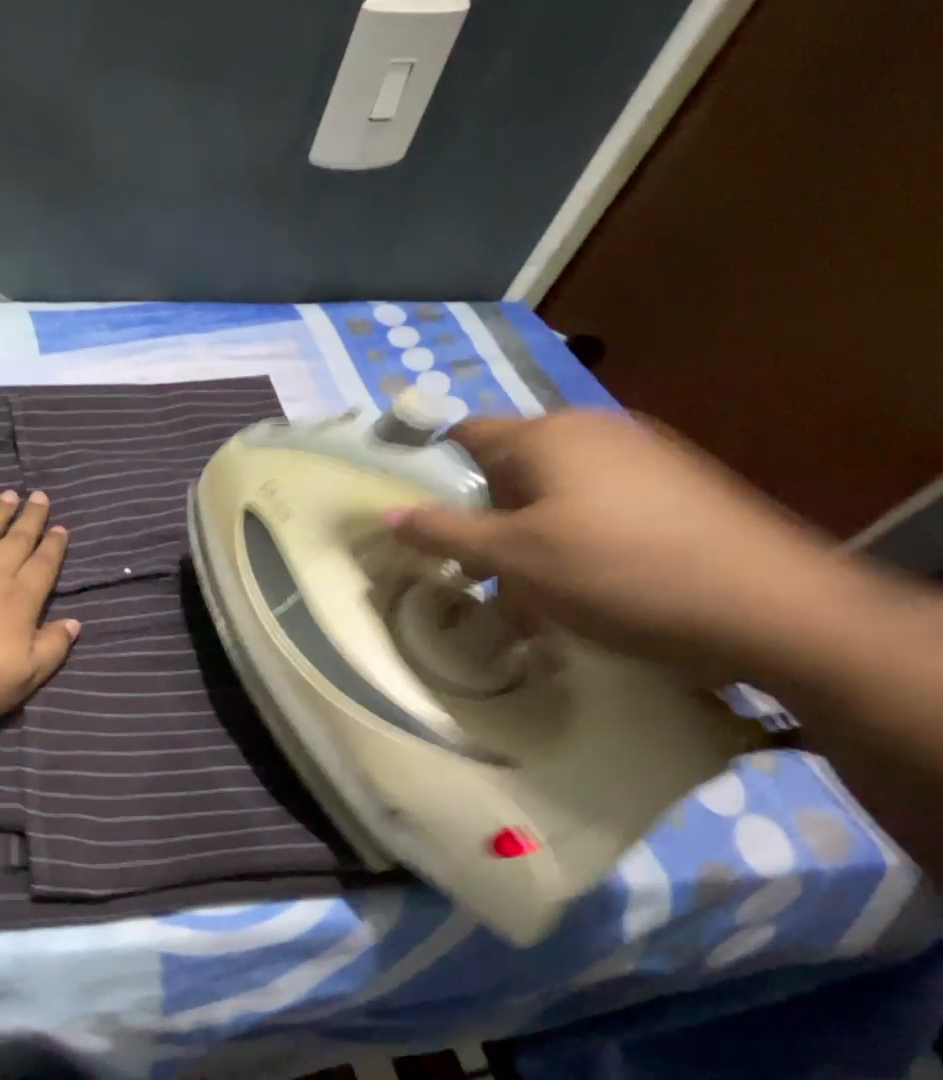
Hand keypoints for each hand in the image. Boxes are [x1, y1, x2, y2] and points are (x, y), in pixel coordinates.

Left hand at [0, 490, 78, 733]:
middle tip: (40, 496)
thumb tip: (73, 623)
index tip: (61, 527)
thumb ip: (51, 649)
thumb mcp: (22, 679)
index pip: (43, 567)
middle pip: (16, 541)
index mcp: (19, 601)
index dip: (54, 546)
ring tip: (9, 494)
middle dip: (31, 518)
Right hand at [385, 411, 844, 676]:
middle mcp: (595, 430)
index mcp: (548, 434)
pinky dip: (575, 541)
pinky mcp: (679, 489)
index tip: (417, 517)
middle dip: (484, 519)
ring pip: (555, 493)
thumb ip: (444, 533)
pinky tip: (586, 590)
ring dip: (528, 539)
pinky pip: (601, 506)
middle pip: (509, 468)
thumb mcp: (513, 559)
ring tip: (530, 596)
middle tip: (476, 573)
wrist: (773, 609)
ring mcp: (644, 456)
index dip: (431, 470)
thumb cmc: (618, 572)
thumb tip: (386, 514)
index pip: (464, 434)